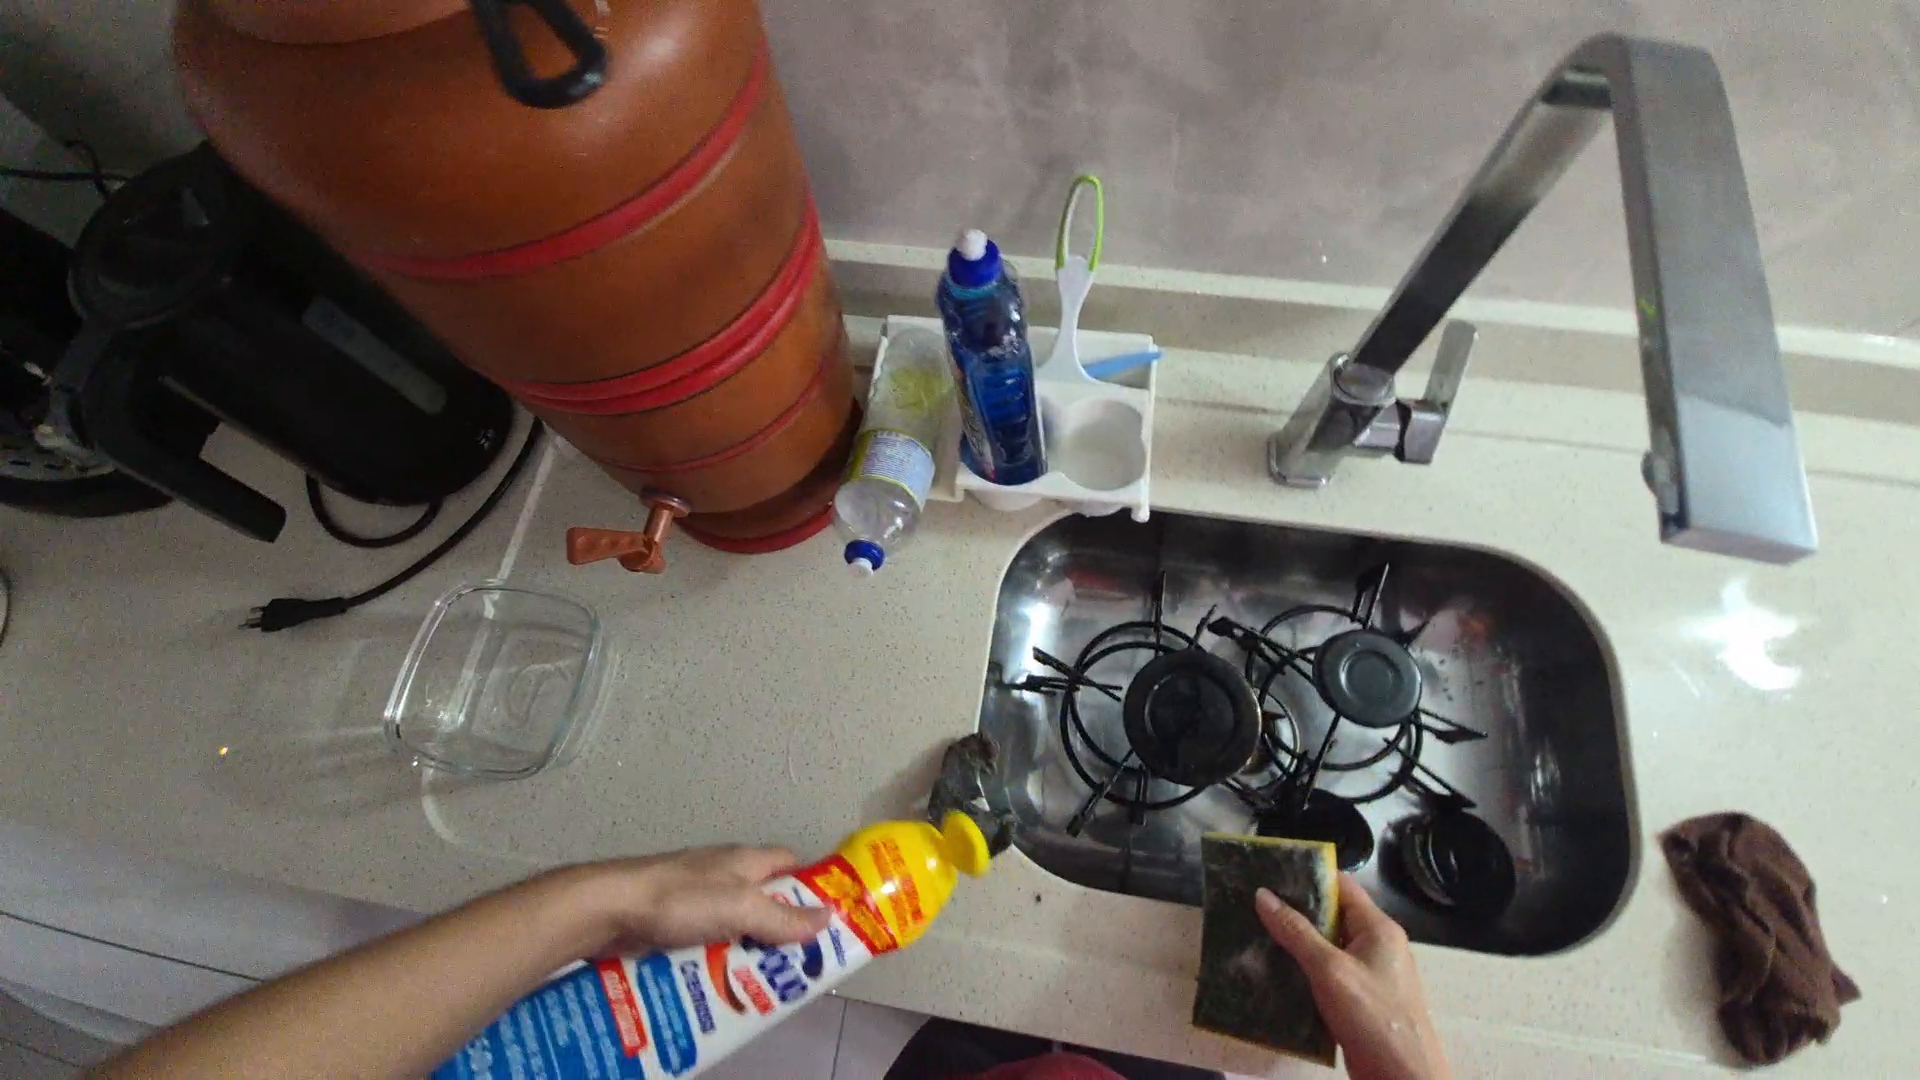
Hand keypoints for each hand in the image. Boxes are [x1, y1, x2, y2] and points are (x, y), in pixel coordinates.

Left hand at [549, 846, 831, 957]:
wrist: (612, 908)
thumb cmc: (683, 899)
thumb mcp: (740, 908)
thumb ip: (783, 918)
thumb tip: (829, 916)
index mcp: (747, 860)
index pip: (791, 865)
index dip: (809, 888)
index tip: (823, 921)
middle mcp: (726, 874)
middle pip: (765, 901)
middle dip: (778, 932)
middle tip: (793, 967)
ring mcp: (698, 897)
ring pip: (735, 925)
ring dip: (746, 951)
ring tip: (756, 985)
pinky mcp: (674, 920)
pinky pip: (707, 940)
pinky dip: (715, 959)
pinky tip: (716, 983)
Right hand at [1256, 875, 1450, 1079]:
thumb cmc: (1374, 1020)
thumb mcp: (1330, 969)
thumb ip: (1295, 931)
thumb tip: (1262, 893)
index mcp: (1378, 929)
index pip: (1340, 885)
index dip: (1307, 875)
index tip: (1269, 871)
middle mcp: (1376, 947)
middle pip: (1331, 915)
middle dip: (1293, 909)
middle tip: (1252, 901)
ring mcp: (1369, 976)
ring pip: (1325, 946)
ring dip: (1294, 941)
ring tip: (1254, 930)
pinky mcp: (1359, 1002)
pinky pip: (1326, 974)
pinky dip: (1302, 969)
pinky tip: (1272, 969)